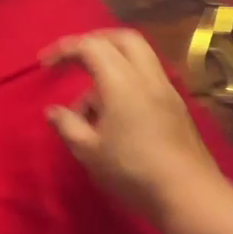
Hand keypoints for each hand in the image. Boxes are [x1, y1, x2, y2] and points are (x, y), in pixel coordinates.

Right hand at [42, 29, 225, 220]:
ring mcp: (167, 91)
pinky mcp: (176, 107)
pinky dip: (124, 83)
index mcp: (123, 84)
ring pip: (137, 59)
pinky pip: (146, 79)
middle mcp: (148, 79)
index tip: (44, 65)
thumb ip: (67, 125)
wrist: (188, 194)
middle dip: (93, 43)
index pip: (92, 47)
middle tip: (71, 60)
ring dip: (109, 67)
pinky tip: (111, 116)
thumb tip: (53, 112)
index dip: (65, 49)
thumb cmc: (132, 171)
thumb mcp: (88, 151)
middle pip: (123, 39)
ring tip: (87, 108)